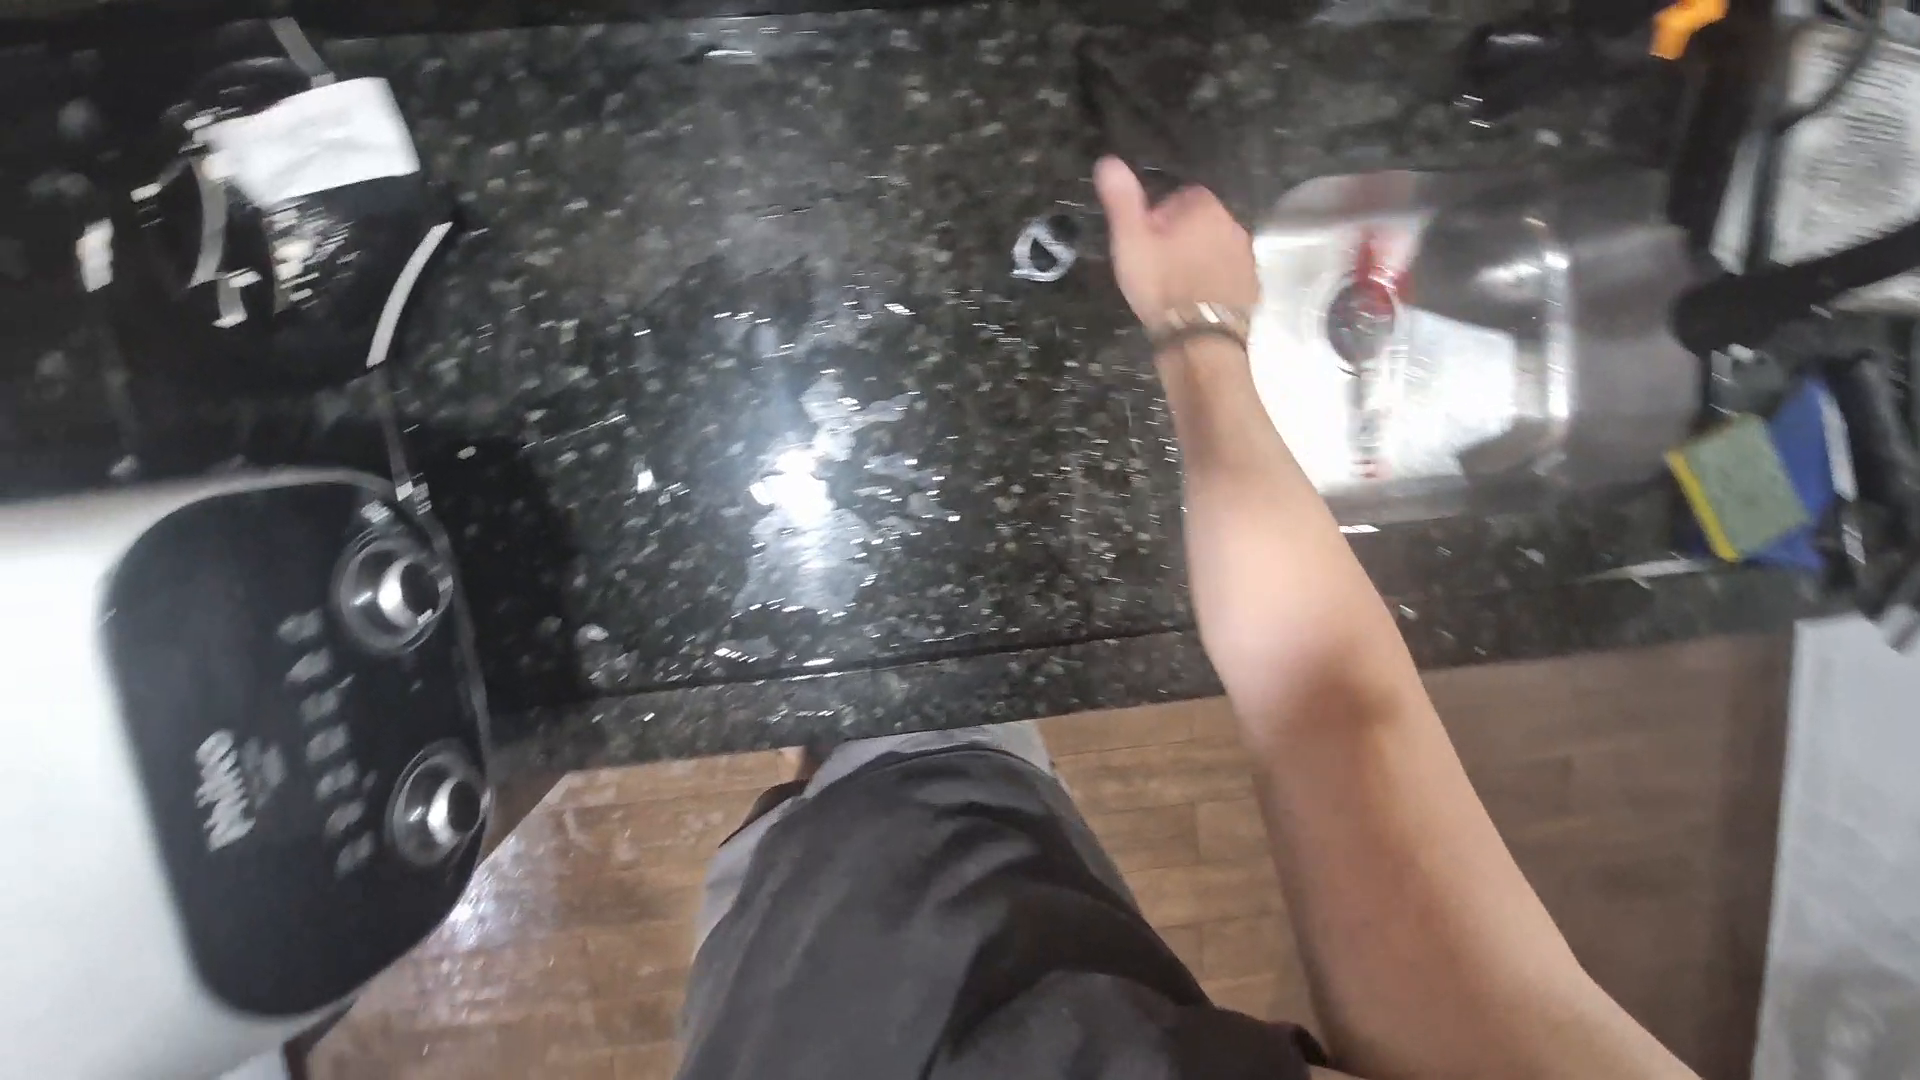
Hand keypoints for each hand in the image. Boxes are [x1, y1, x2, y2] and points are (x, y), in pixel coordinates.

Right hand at [1093, 156, 1257, 325]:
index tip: (1147, 247)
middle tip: (1159, 272)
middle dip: (1183, 241)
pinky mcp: (1253, 286)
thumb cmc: (1161, 285)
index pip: (1178, 199)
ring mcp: (1247, 256)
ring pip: (1216, 251)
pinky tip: (1197, 307)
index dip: (1159, 222)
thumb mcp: (1130, 241)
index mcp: (1203, 206)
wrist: (1199, 336)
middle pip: (1201, 225)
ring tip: (1178, 293)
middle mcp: (1233, 223)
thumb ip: (1122, 201)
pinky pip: (1230, 278)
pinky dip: (1216, 287)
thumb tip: (1108, 161)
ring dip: (1200, 263)